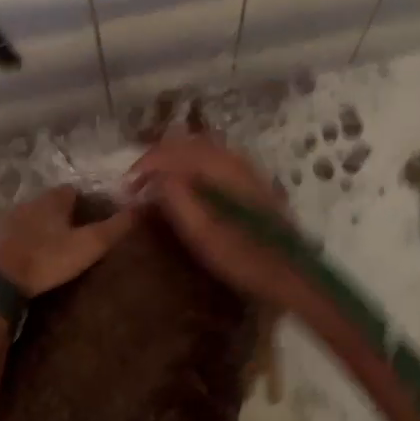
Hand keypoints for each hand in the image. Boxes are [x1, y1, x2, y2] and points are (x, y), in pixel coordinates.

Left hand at [0, 185, 136, 296]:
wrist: (0, 277)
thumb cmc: (47, 257)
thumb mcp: (88, 245)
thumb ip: (114, 227)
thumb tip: (142, 206)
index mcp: (54, 199)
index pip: (74, 191)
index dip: (87, 201)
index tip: (97, 216)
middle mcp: (32, 201)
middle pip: (53, 202)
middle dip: (66, 213)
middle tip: (81, 233)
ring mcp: (12, 218)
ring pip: (36, 216)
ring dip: (47, 226)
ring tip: (60, 245)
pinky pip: (20, 232)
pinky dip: (30, 238)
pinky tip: (37, 254)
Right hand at [125, 136, 309, 311]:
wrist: (293, 277)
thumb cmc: (246, 261)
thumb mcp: (203, 236)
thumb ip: (177, 200)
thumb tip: (155, 177)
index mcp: (221, 169)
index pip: (173, 152)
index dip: (145, 165)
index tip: (126, 185)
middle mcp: (233, 159)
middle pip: (184, 143)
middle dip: (156, 158)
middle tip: (137, 182)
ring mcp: (245, 167)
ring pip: (198, 148)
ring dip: (172, 159)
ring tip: (154, 181)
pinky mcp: (250, 180)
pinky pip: (211, 158)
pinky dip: (188, 164)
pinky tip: (182, 184)